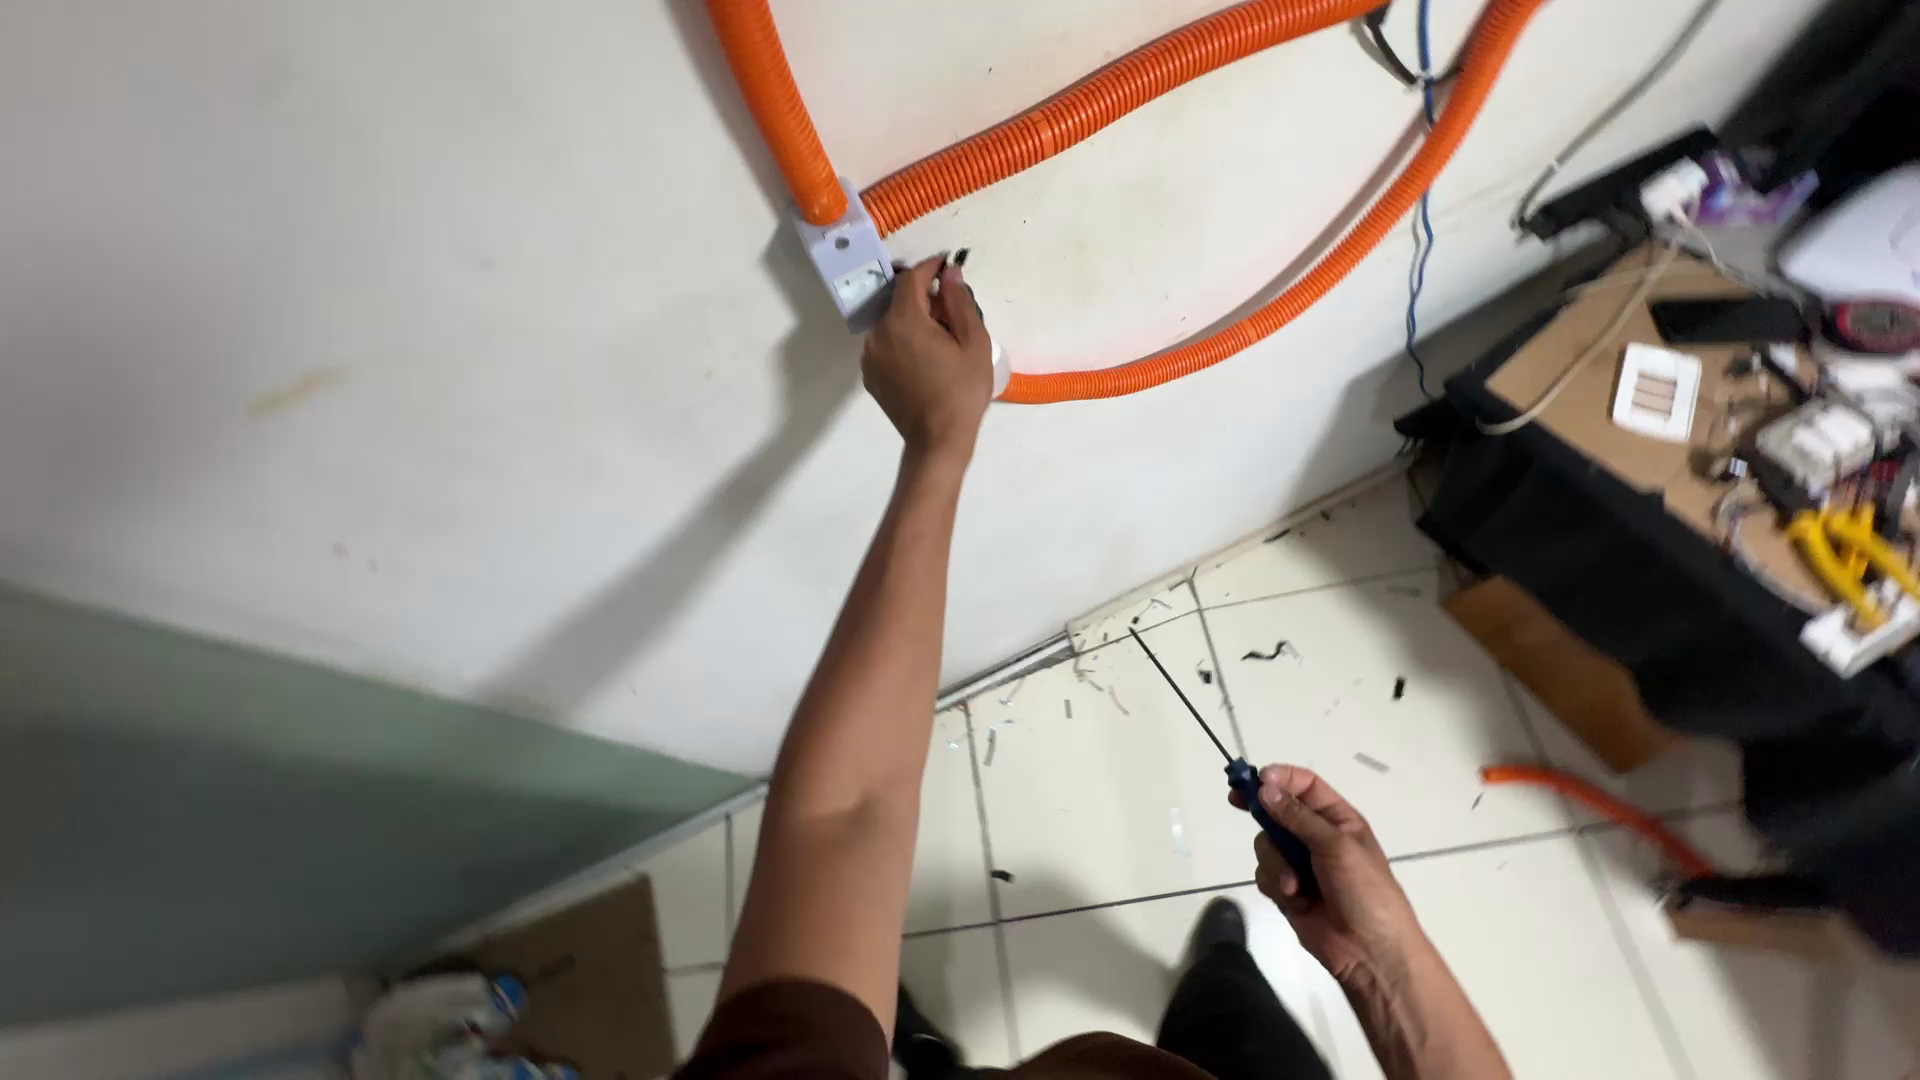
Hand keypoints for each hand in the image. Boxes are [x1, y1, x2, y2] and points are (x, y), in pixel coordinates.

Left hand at [860, 254, 992, 463]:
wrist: (937, 440)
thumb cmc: (962, 391)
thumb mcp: (974, 342)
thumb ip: (960, 301)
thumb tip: (950, 273)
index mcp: (903, 321)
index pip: (910, 279)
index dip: (929, 268)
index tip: (945, 266)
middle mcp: (878, 334)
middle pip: (899, 303)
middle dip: (924, 301)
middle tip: (951, 315)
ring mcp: (870, 357)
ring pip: (891, 325)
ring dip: (912, 324)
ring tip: (938, 343)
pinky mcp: (870, 376)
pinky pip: (886, 347)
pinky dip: (902, 344)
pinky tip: (923, 362)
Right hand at [1234, 764, 1426, 981]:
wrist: (1370, 953)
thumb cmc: (1366, 892)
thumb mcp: (1337, 846)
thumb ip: (1298, 817)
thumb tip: (1265, 788)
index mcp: (1337, 819)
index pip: (1305, 785)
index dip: (1281, 778)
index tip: (1257, 779)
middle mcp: (1316, 836)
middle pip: (1276, 810)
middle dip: (1262, 813)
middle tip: (1237, 801)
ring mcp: (1299, 862)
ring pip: (1265, 843)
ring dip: (1275, 862)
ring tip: (1294, 884)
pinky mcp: (1286, 888)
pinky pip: (1264, 872)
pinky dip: (1275, 883)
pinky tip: (1294, 898)